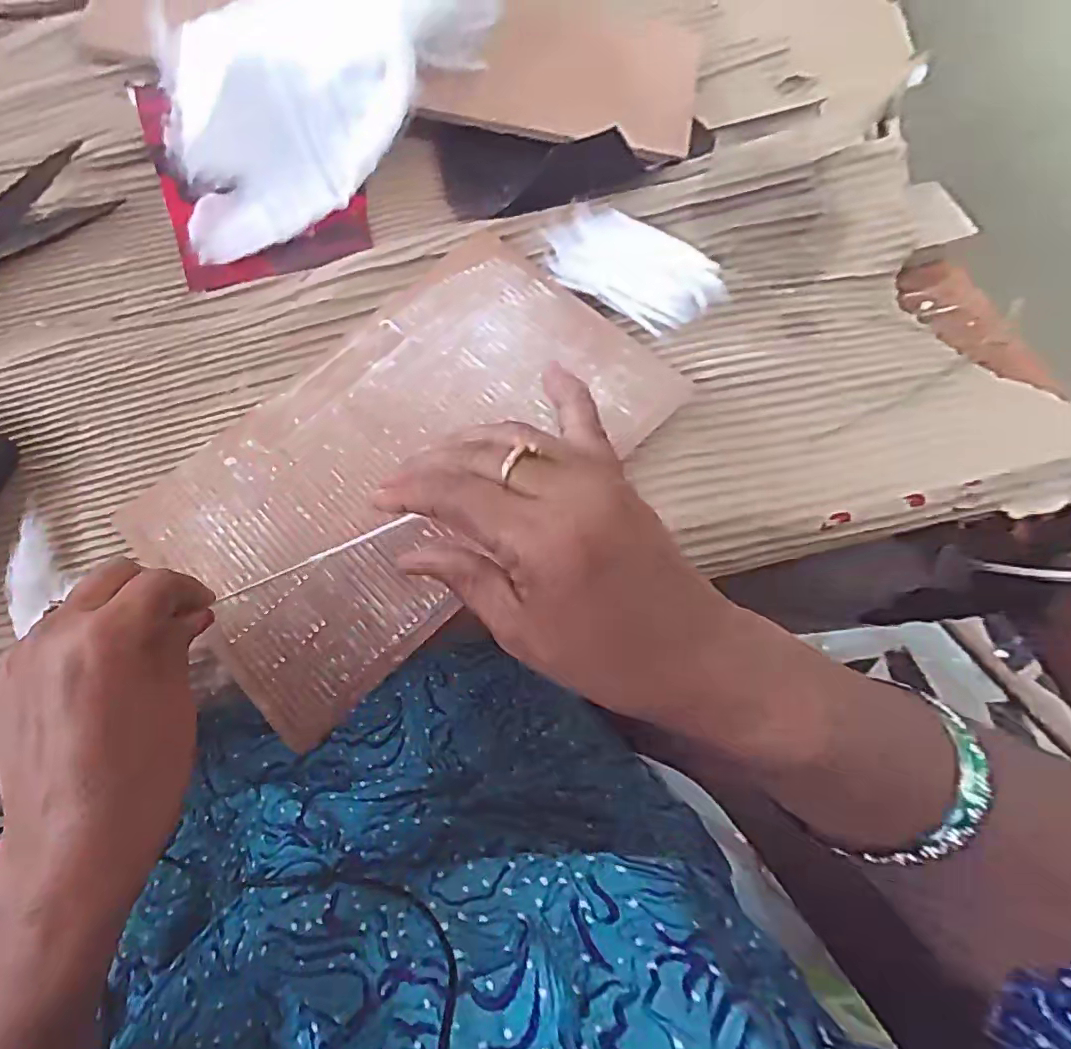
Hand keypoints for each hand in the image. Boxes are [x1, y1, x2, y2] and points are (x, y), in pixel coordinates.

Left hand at [0, 558, 215, 914]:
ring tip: (130, 651)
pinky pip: (45, 643)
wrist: (68, 854)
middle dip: (147, 589)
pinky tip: (89, 682)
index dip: (187, 589)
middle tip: (172, 619)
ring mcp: (20, 656)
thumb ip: (176, 646)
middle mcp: (54, 631)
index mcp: (105, 637)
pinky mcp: (0, 682)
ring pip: (73, 606)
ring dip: (108, 614)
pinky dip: (75, 644)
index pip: (154, 583)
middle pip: (108, 578)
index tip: (204, 608)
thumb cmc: (140, 786)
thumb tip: (188, 614)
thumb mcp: (174, 710)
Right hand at [373, 368, 803, 760]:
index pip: (457, 495)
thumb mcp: (517, 628)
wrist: (694, 655)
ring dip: (467, 440)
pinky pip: (587, 424)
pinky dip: (567, 394)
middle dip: (428, 465)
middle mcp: (568, 494)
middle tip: (394, 481)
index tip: (376, 498)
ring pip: (516, 437)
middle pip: (480, 458)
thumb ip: (463, 577)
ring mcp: (597, 477)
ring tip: (431, 455)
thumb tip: (406, 554)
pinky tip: (549, 370)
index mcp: (541, 540)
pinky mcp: (617, 476)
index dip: (410, 492)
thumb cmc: (597, 656)